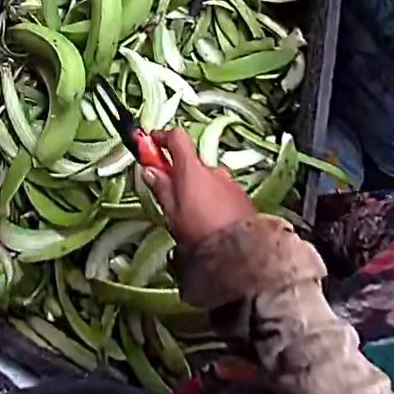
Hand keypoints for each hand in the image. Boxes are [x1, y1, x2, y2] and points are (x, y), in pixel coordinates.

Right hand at [142, 126, 255, 246]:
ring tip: (195, 216)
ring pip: (208, 179)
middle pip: (192, 162)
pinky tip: (212, 222)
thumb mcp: (172, 212)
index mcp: (192, 169)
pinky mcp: (244, 199)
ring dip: (199, 189)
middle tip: (173, 196)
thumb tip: (149, 169)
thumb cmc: (199, 232)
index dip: (162, 137)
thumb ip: (161, 187)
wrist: (243, 256)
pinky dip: (214, 200)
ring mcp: (231, 184)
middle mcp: (214, 170)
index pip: (177, 137)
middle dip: (181, 174)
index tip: (152, 143)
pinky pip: (223, 192)